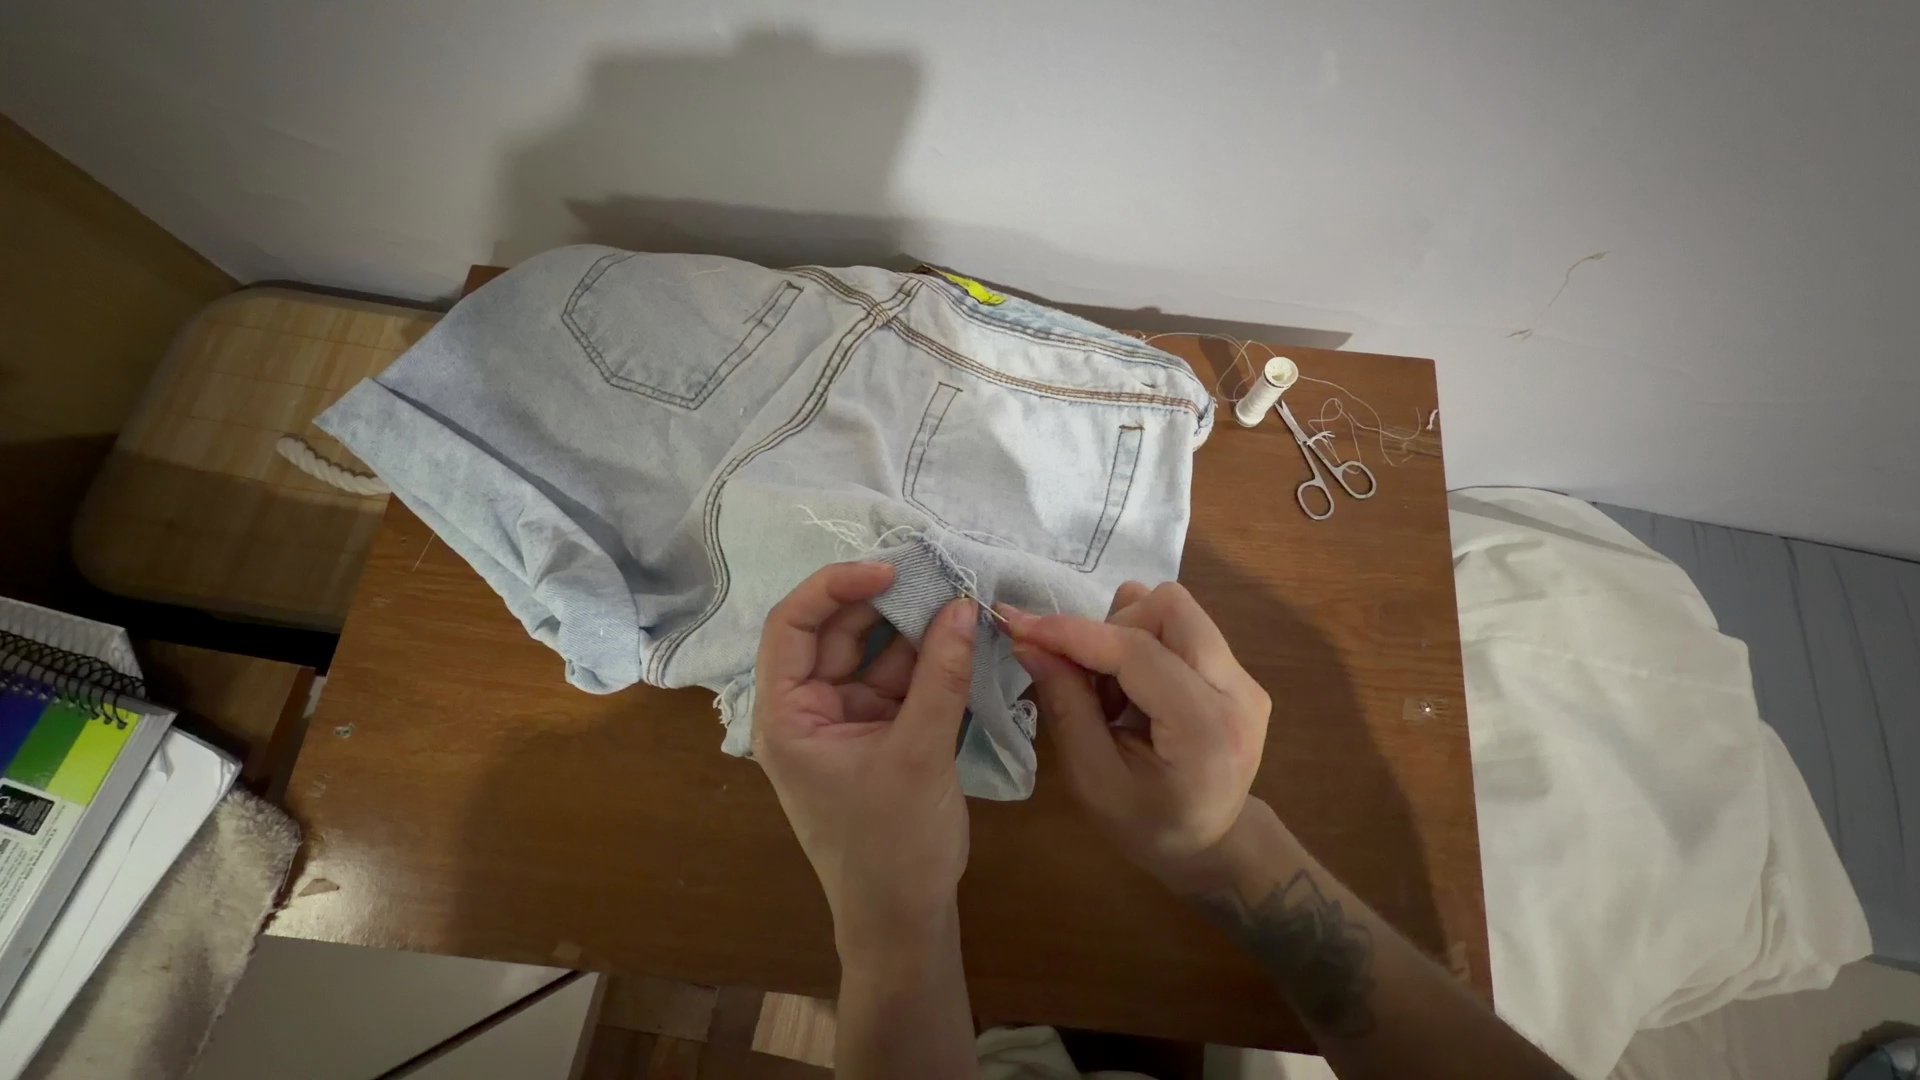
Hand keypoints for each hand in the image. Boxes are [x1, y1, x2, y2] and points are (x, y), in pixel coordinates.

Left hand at [751, 561, 977, 957]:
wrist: (907, 919)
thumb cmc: (893, 845)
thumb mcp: (920, 754)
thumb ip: (942, 676)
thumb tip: (965, 606)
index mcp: (787, 715)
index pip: (790, 626)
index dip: (833, 588)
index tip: (887, 570)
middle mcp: (808, 708)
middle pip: (836, 634)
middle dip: (883, 603)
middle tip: (936, 575)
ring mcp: (845, 718)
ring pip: (873, 653)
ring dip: (912, 628)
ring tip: (956, 597)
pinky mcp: (878, 731)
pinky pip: (898, 680)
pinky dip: (927, 660)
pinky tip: (958, 635)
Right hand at [999, 582, 1270, 890]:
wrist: (1211, 844)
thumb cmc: (1145, 824)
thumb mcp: (1092, 779)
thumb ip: (1065, 705)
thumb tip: (1028, 641)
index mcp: (1207, 730)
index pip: (1138, 652)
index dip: (1073, 632)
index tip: (1019, 624)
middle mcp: (1239, 691)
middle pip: (1168, 607)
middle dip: (1110, 627)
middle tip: (1084, 675)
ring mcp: (1245, 677)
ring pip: (1174, 608)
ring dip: (1127, 633)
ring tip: (1112, 689)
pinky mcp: (1237, 670)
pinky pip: (1181, 625)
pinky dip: (1143, 640)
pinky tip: (1133, 687)